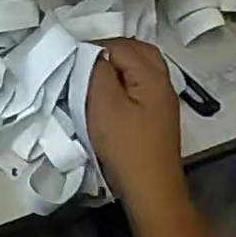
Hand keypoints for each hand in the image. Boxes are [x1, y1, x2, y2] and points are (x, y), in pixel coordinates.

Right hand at [86, 38, 190, 222]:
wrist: (151, 191)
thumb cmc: (125, 146)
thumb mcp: (103, 104)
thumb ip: (97, 70)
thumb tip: (95, 53)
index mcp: (152, 74)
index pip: (120, 45)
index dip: (95, 48)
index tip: (72, 60)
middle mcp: (163, 81)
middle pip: (137, 51)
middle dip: (110, 50)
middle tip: (84, 62)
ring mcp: (163, 99)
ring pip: (141, 67)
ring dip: (118, 65)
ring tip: (93, 76)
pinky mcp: (158, 115)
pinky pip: (141, 84)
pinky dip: (125, 80)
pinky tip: (109, 94)